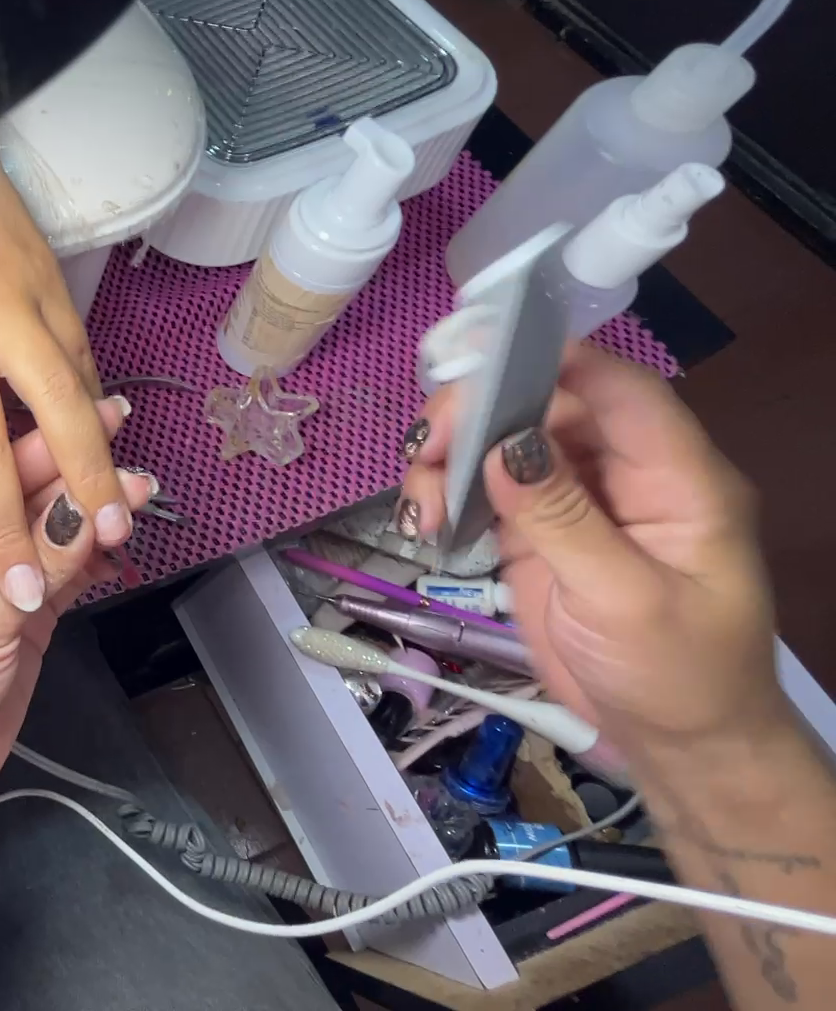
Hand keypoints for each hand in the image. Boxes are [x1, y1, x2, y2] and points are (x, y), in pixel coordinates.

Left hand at [0, 428, 153, 805]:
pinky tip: (117, 552)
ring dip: (94, 520)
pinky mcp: (26, 609)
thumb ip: (41, 563)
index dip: (57, 442)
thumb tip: (91, 504)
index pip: (4, 469)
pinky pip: (66, 571)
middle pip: (37, 496)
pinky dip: (92, 560)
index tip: (107, 417)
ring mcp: (4, 574)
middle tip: (140, 477)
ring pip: (56, 533)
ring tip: (140, 505)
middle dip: (85, 482)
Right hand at [397, 344, 781, 747]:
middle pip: (540, 407)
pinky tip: (428, 524)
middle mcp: (620, 475)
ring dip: (446, 461)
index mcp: (676, 480)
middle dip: (473, 418)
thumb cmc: (674, 670)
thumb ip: (563, 518)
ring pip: (496, 444)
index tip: (471, 366)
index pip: (618, 392)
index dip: (552, 362)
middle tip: (424, 453)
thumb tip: (503, 447)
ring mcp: (571, 499)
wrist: (669, 736)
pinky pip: (477, 486)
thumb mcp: (621, 598)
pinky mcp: (531, 528)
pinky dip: (442, 494)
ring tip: (423, 508)